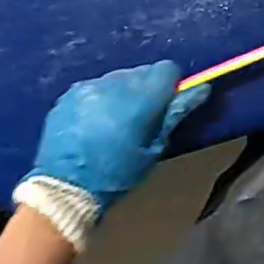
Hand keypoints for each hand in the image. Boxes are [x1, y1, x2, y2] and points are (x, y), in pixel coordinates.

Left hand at [17, 61, 208, 246]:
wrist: (61, 194)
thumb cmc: (116, 174)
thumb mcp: (154, 148)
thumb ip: (176, 113)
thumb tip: (202, 88)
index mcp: (142, 96)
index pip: (167, 69)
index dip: (170, 85)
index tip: (164, 105)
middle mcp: (117, 83)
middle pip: (143, 73)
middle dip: (145, 89)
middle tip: (139, 117)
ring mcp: (90, 87)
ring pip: (119, 78)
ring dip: (122, 93)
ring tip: (113, 121)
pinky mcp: (68, 95)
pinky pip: (95, 88)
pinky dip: (100, 99)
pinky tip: (93, 122)